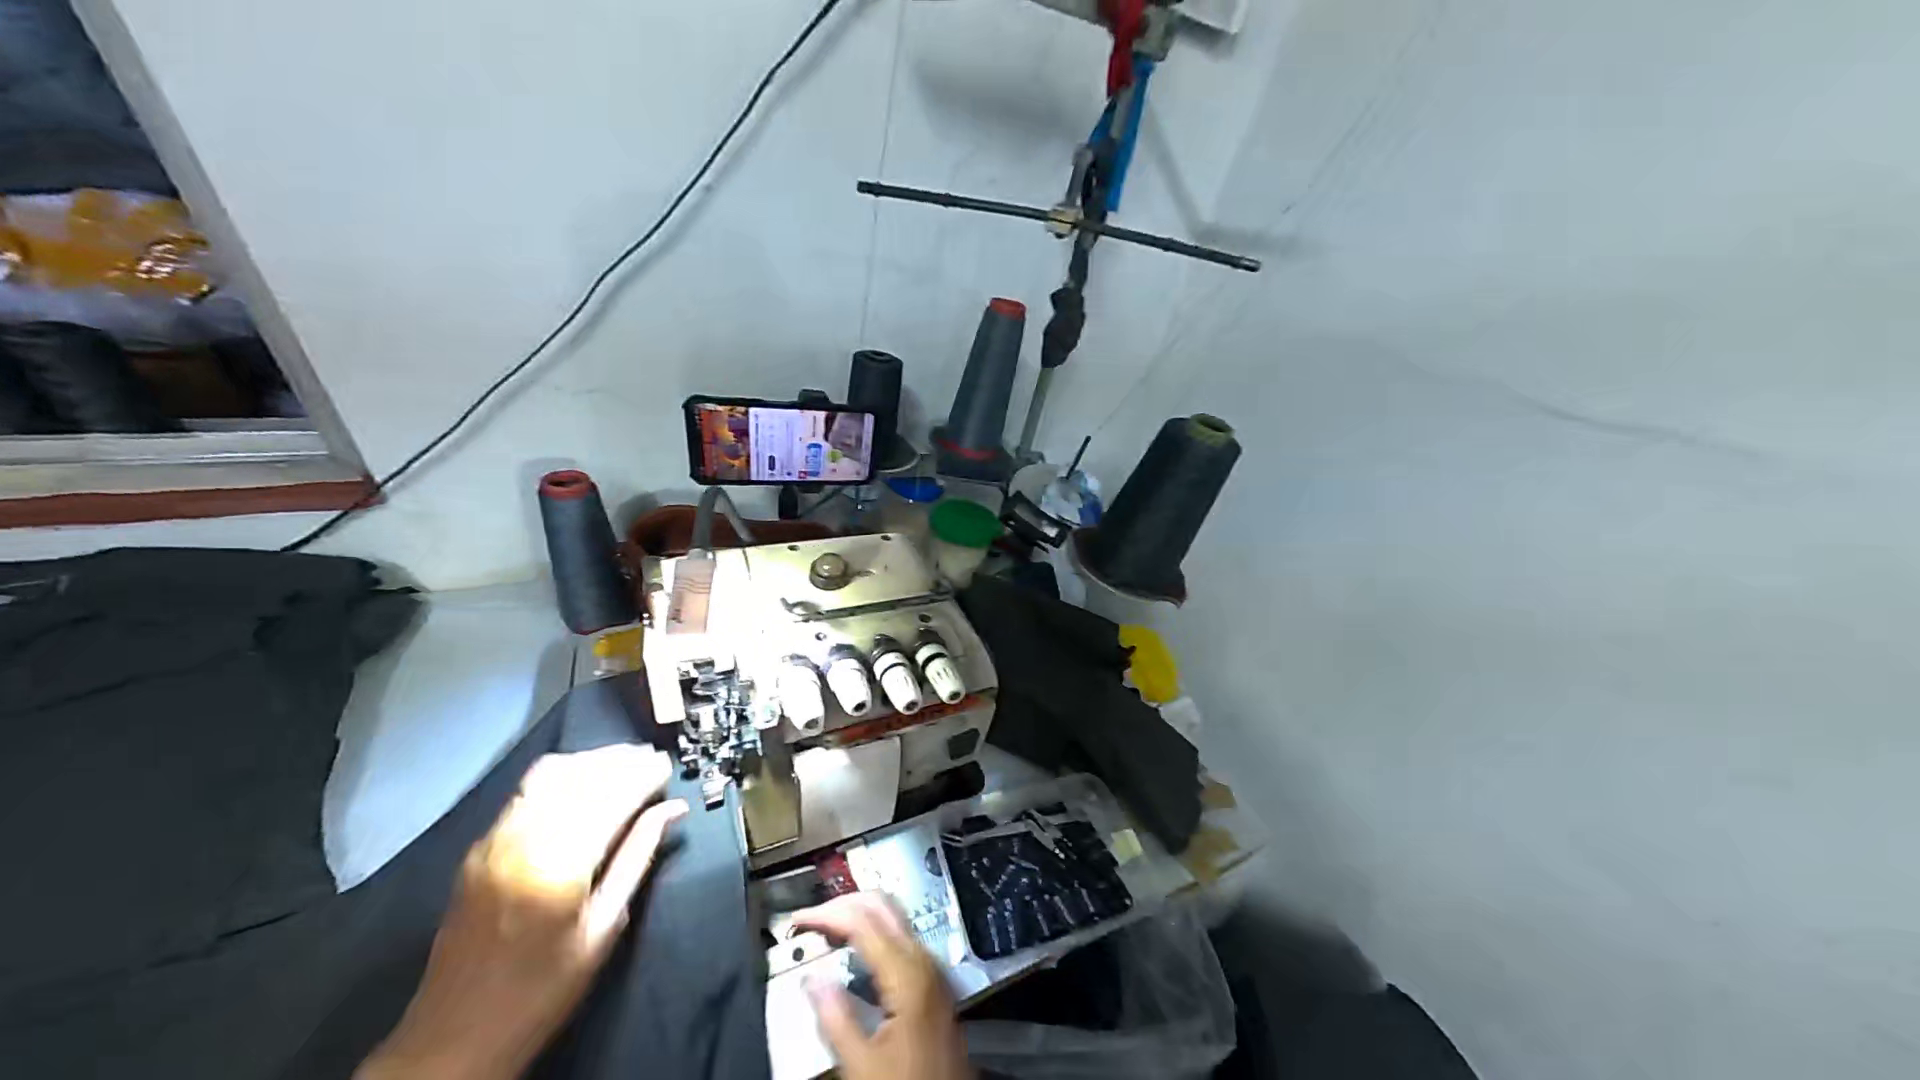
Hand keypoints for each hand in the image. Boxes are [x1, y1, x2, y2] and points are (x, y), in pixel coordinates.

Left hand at [357, 745, 687, 1079]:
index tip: (669, 767)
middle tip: (653, 760)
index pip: (612, 797)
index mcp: (559, 865)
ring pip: (553, 774)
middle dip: (622, 762)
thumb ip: (637, 857)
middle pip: (582, 777)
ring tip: (625, 762)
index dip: (644, 776)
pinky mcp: (481, 845)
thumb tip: (672, 810)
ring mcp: (496, 839)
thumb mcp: (604, 927)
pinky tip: (585, 779)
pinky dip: (564, 774)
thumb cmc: (543, 990)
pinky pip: (528, 789)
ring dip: (593, 761)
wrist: (453, 1035)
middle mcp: (524, 840)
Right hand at [791, 894, 973, 1079]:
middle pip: (881, 905)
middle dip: (842, 904)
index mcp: (908, 974)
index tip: (798, 920)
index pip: (862, 920)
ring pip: (892, 916)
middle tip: (810, 919)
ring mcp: (931, 968)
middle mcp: (924, 960)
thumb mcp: (863, 1064)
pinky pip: (900, 936)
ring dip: (857, 913)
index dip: (826, 913)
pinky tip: (853, 947)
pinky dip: (872, 930)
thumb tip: (813, 980)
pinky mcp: (932, 979)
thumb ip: (836, 1020)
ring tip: (825, 929)